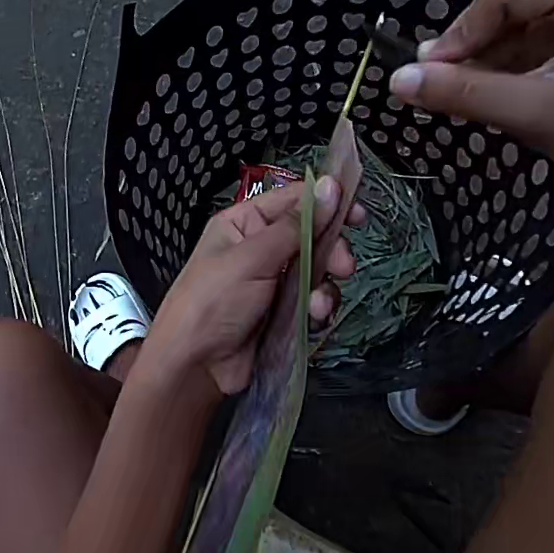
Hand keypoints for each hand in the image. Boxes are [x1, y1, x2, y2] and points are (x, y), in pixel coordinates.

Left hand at [142, 178, 363, 394]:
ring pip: (318, 273)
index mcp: (244, 225)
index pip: (293, 201)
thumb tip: (330, 186)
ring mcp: (272, 283)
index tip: (357, 212)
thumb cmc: (211, 304)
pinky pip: (313, 302)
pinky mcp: (282, 313)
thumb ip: (296, 226)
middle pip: (312, 238)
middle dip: (331, 252)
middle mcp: (259, 250)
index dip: (326, 203)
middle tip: (343, 266)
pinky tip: (313, 319)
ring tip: (316, 305)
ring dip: (325, 287)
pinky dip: (318, 310)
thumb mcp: (252, 258)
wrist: (196, 366)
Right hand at [387, 0, 553, 193]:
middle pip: (508, 0)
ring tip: (453, 93)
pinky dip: (494, 65)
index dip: (462, 30)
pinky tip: (476, 91)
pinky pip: (521, 38)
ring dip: (477, 58)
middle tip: (436, 85)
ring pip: (509, 20)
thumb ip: (465, 94)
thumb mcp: (534, 112)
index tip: (429, 74)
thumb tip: (397, 80)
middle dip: (469, 44)